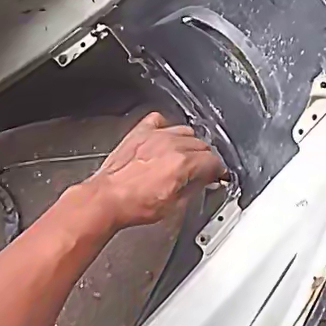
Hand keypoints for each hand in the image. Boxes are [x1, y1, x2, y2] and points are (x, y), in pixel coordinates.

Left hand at [76, 113, 225, 230]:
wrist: (106, 199)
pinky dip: (166, 128)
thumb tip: (204, 181)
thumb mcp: (175, 205)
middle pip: (202, 145)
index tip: (218, 176)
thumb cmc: (133, 204)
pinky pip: (160, 121)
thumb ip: (195, 187)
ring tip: (187, 157)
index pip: (213, 161)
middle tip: (204, 171)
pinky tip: (166, 138)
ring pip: (185, 131)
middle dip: (206, 159)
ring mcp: (155, 136)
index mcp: (183, 162)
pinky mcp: (139, 133)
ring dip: (190, 144)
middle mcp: (171, 144)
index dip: (219, 171)